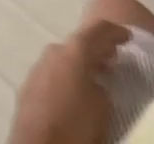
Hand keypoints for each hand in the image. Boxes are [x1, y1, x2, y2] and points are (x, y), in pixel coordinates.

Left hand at [8, 19, 130, 143]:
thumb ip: (102, 85)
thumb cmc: (76, 125)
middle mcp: (54, 51)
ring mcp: (36, 70)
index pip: (99, 29)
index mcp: (76, 49)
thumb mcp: (104, 105)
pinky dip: (63, 79)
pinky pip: (50, 76)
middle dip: (95, 50)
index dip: (116, 32)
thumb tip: (95, 84)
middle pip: (78, 43)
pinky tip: (70, 94)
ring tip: (92, 78)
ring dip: (77, 65)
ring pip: (62, 59)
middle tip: (111, 59)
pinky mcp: (25, 90)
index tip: (127, 38)